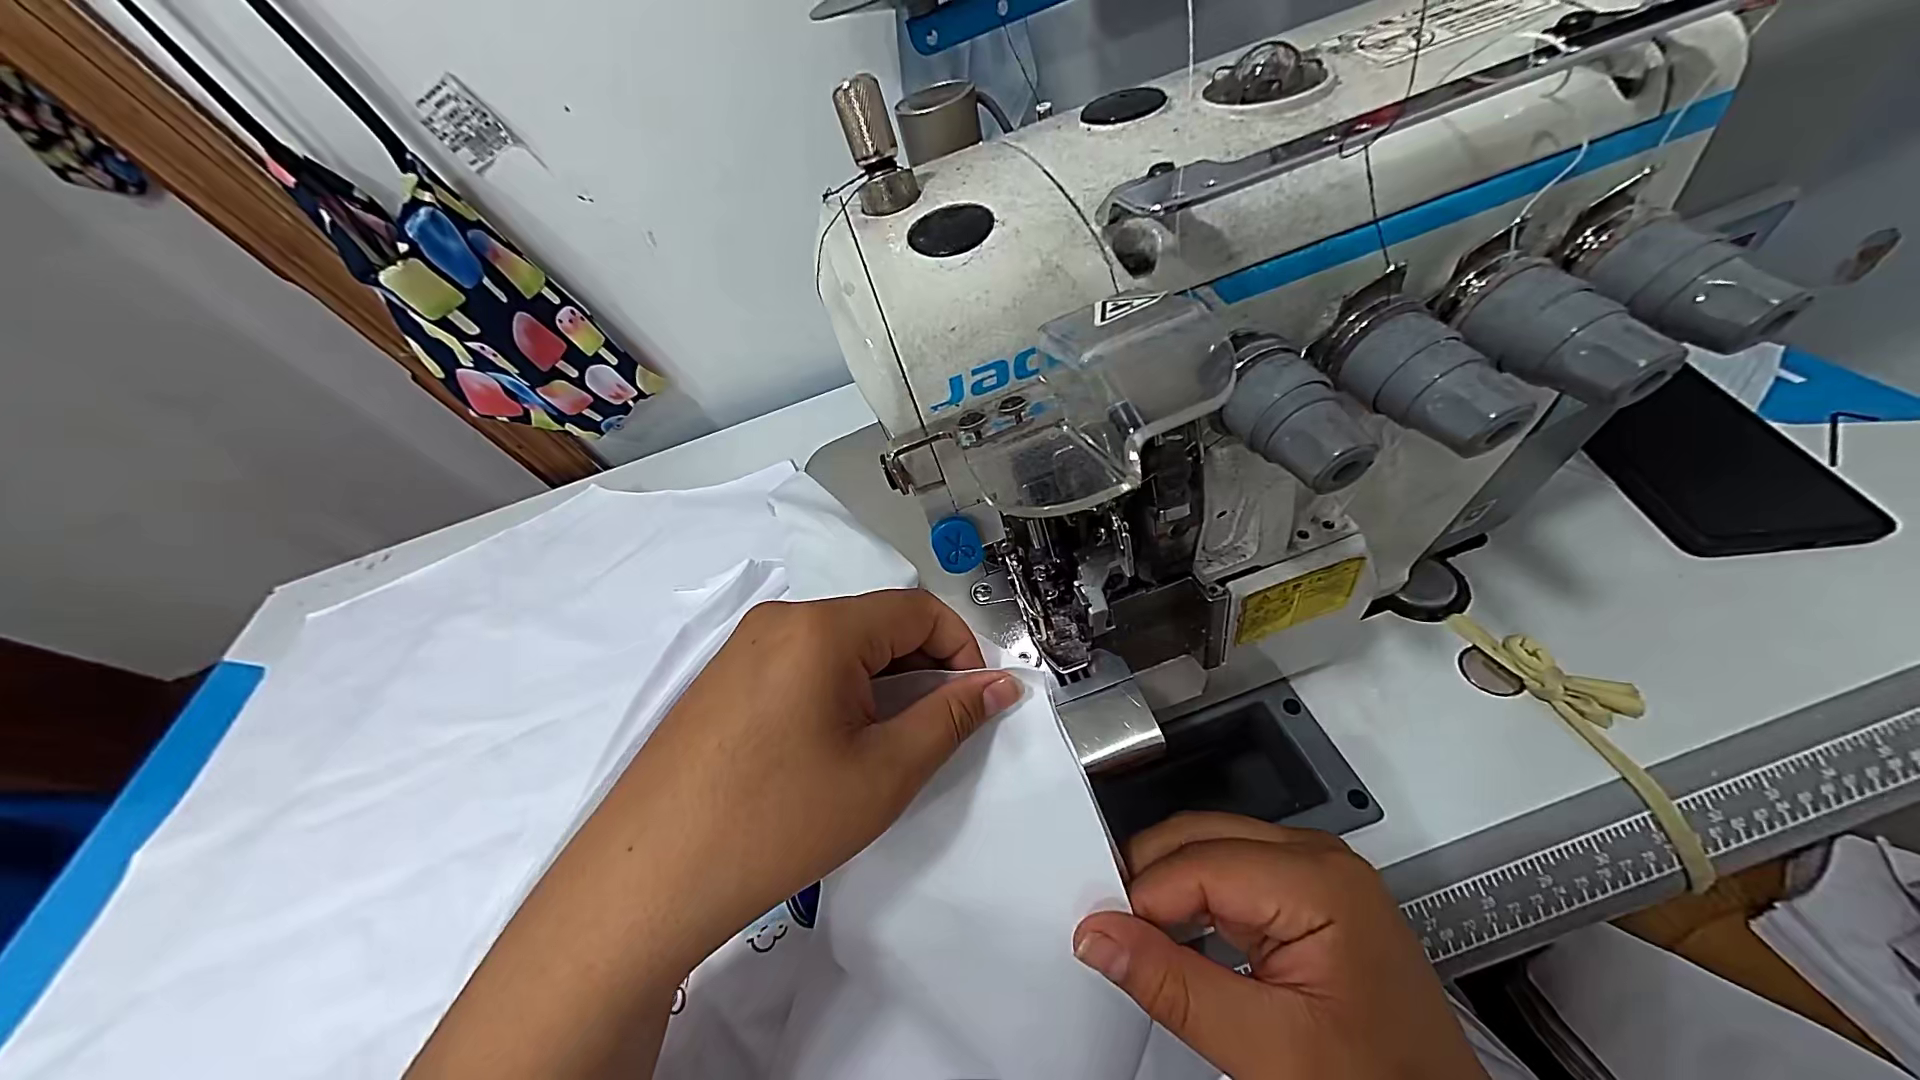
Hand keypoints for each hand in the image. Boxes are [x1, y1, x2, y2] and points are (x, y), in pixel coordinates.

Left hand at [410, 589, 1018, 1079]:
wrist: (646, 880)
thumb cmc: (779, 821)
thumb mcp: (884, 772)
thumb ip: (952, 717)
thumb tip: (1001, 684)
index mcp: (821, 627)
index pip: (918, 609)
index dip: (960, 649)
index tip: (971, 703)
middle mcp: (779, 619)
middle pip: (876, 623)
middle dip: (919, 668)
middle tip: (928, 732)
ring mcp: (742, 645)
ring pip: (839, 645)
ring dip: (878, 682)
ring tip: (878, 746)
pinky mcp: (721, 676)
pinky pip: (799, 663)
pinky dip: (835, 690)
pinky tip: (826, 746)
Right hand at [1073, 814, 1487, 1079]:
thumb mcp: (1270, 1049)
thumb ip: (1174, 985)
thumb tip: (1101, 936)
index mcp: (1319, 880)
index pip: (1194, 863)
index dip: (1141, 901)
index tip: (1107, 940)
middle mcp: (1315, 857)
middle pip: (1194, 839)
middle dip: (1145, 885)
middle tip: (1116, 939)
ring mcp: (1309, 869)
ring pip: (1200, 848)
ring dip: (1163, 892)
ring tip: (1145, 946)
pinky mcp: (1299, 888)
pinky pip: (1220, 870)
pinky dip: (1187, 900)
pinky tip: (1178, 939)